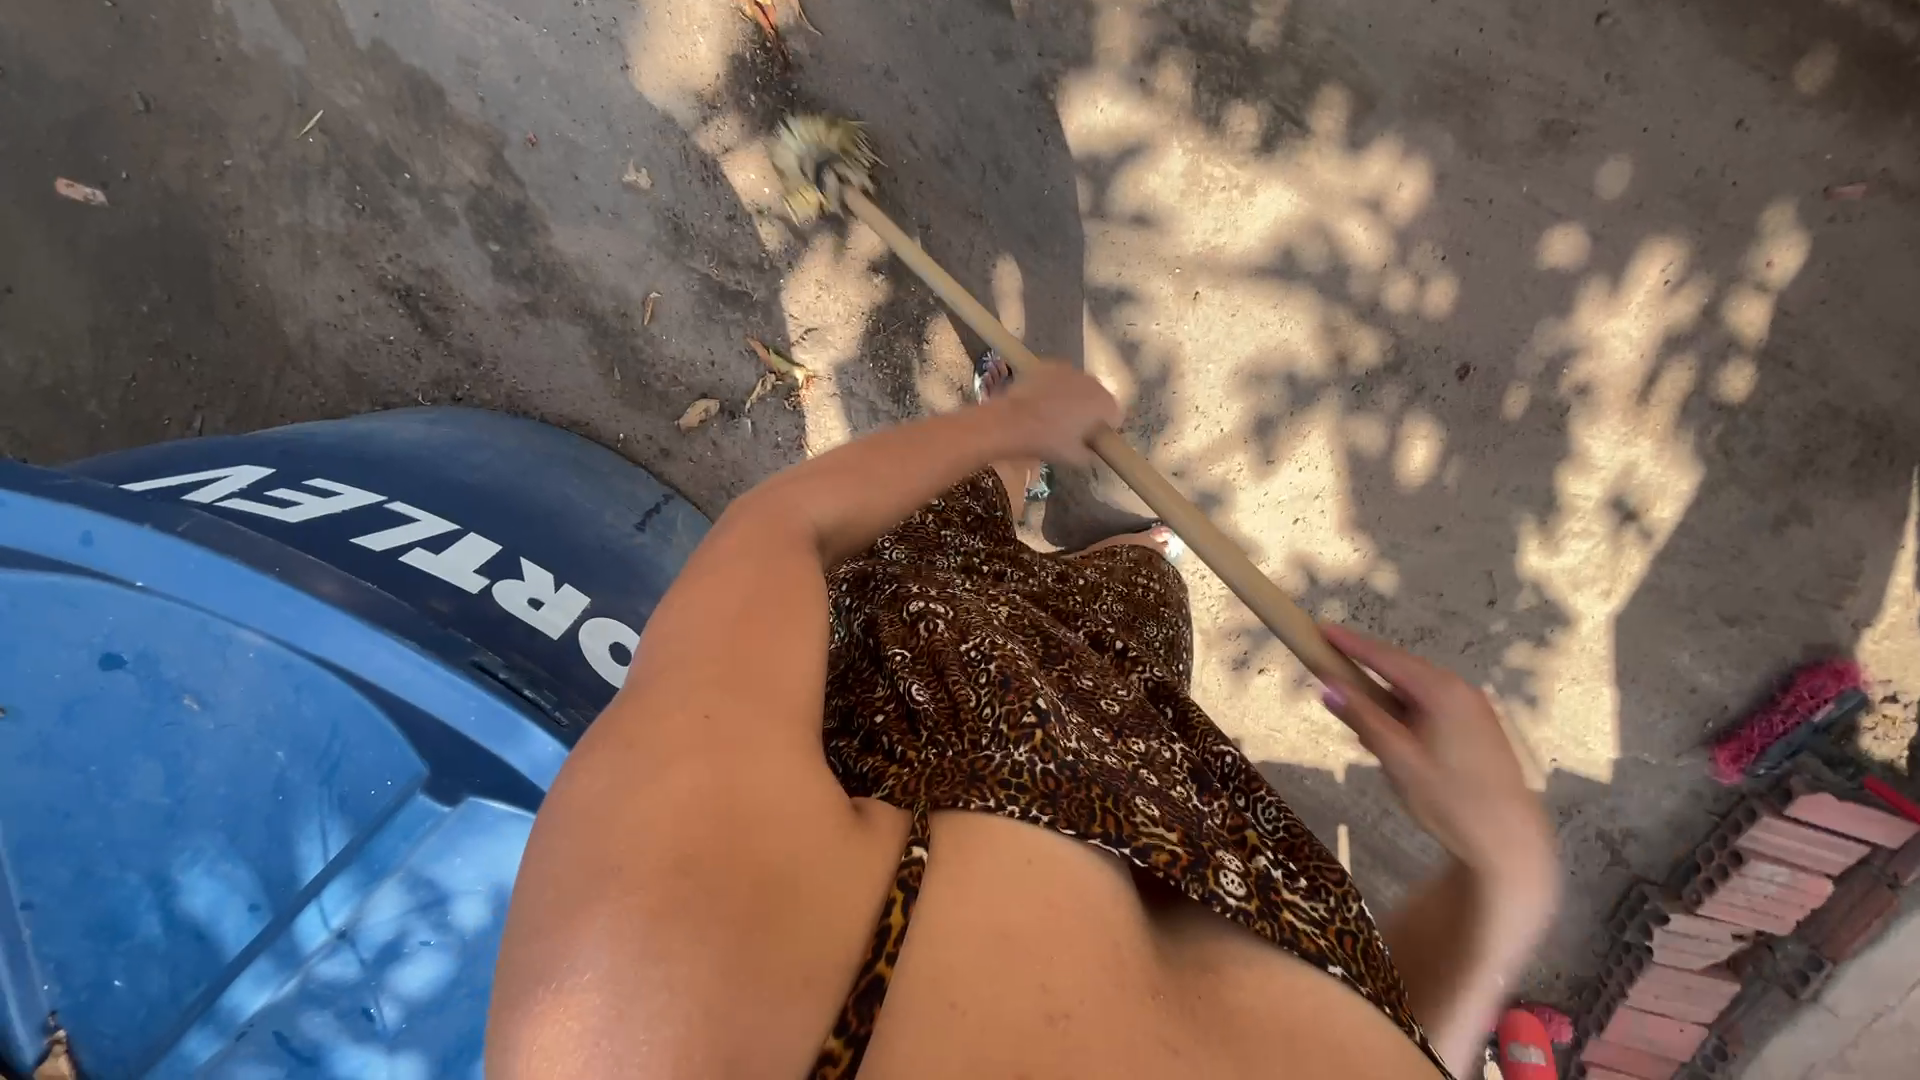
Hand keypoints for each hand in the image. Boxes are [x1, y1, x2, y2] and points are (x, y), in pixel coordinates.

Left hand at [993, 359, 1121, 463]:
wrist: (1012, 421)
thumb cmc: (1048, 441)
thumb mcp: (1076, 458)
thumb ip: (1092, 455)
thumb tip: (1093, 452)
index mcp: (1104, 403)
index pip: (1115, 416)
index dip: (1105, 429)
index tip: (1092, 439)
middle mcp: (1092, 382)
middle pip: (1098, 397)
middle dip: (1090, 410)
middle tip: (1073, 428)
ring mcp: (1070, 370)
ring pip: (1079, 386)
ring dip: (1073, 397)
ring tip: (1055, 414)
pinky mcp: (1049, 365)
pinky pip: (1060, 378)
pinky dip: (1056, 387)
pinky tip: (1042, 401)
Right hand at [1318, 623, 1558, 909]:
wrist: (1509, 844)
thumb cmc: (1449, 800)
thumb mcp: (1397, 758)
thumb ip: (1361, 717)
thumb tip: (1327, 685)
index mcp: (1442, 692)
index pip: (1385, 657)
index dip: (1350, 643)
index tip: (1320, 628)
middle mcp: (1461, 691)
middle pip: (1401, 668)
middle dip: (1364, 666)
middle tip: (1329, 664)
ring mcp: (1473, 708)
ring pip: (1415, 688)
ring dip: (1382, 691)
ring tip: (1354, 706)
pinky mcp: (1477, 727)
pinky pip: (1429, 704)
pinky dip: (1402, 707)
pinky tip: (1388, 729)